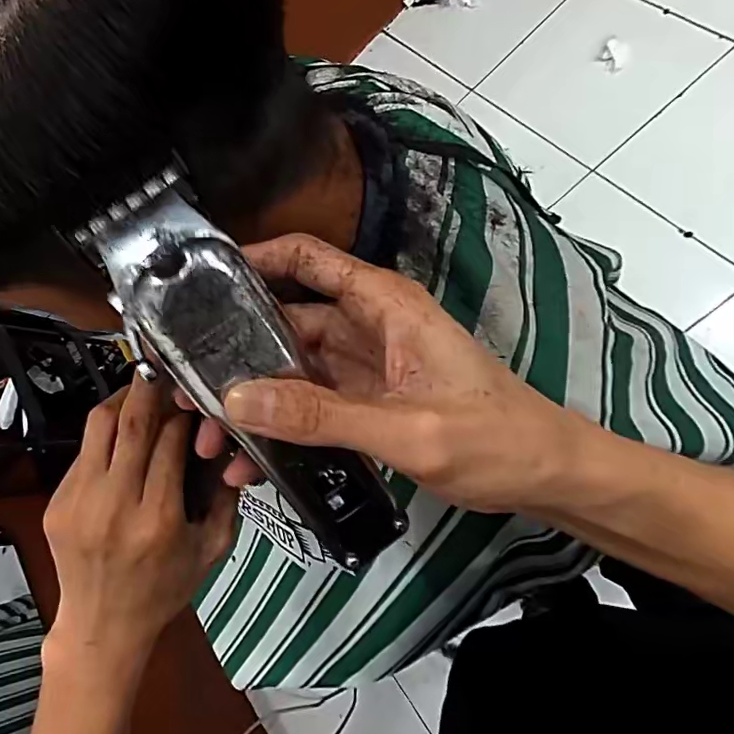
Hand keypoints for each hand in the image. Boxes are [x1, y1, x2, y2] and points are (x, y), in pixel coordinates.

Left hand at [43, 376, 238, 672]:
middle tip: (159, 366)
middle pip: (130, 424)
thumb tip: (227, 448)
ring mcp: (79, 502)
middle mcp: (115, 506)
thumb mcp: (211, 551)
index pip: (169, 441)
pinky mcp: (58, 503)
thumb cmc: (162, 590)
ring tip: (137, 392)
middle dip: (147, 386)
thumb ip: (227, 500)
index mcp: (158, 520)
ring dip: (120, 400)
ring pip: (99, 427)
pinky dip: (104, 435)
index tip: (191, 400)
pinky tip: (120, 436)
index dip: (182, 413)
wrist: (102, 626)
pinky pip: (84, 452)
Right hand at [216, 234, 606, 515]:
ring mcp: (362, 364)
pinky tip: (250, 462)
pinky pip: (307, 404)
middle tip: (186, 385)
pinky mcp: (362, 399)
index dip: (253, 257)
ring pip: (289, 366)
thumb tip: (239, 400)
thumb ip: (322, 416)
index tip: (200, 278)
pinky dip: (279, 426)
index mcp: (383, 304)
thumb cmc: (494, 439)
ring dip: (251, 397)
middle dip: (235, 350)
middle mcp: (366, 325)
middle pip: (285, 318)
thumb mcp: (407, 430)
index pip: (307, 259)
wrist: (546, 475)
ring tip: (209, 437)